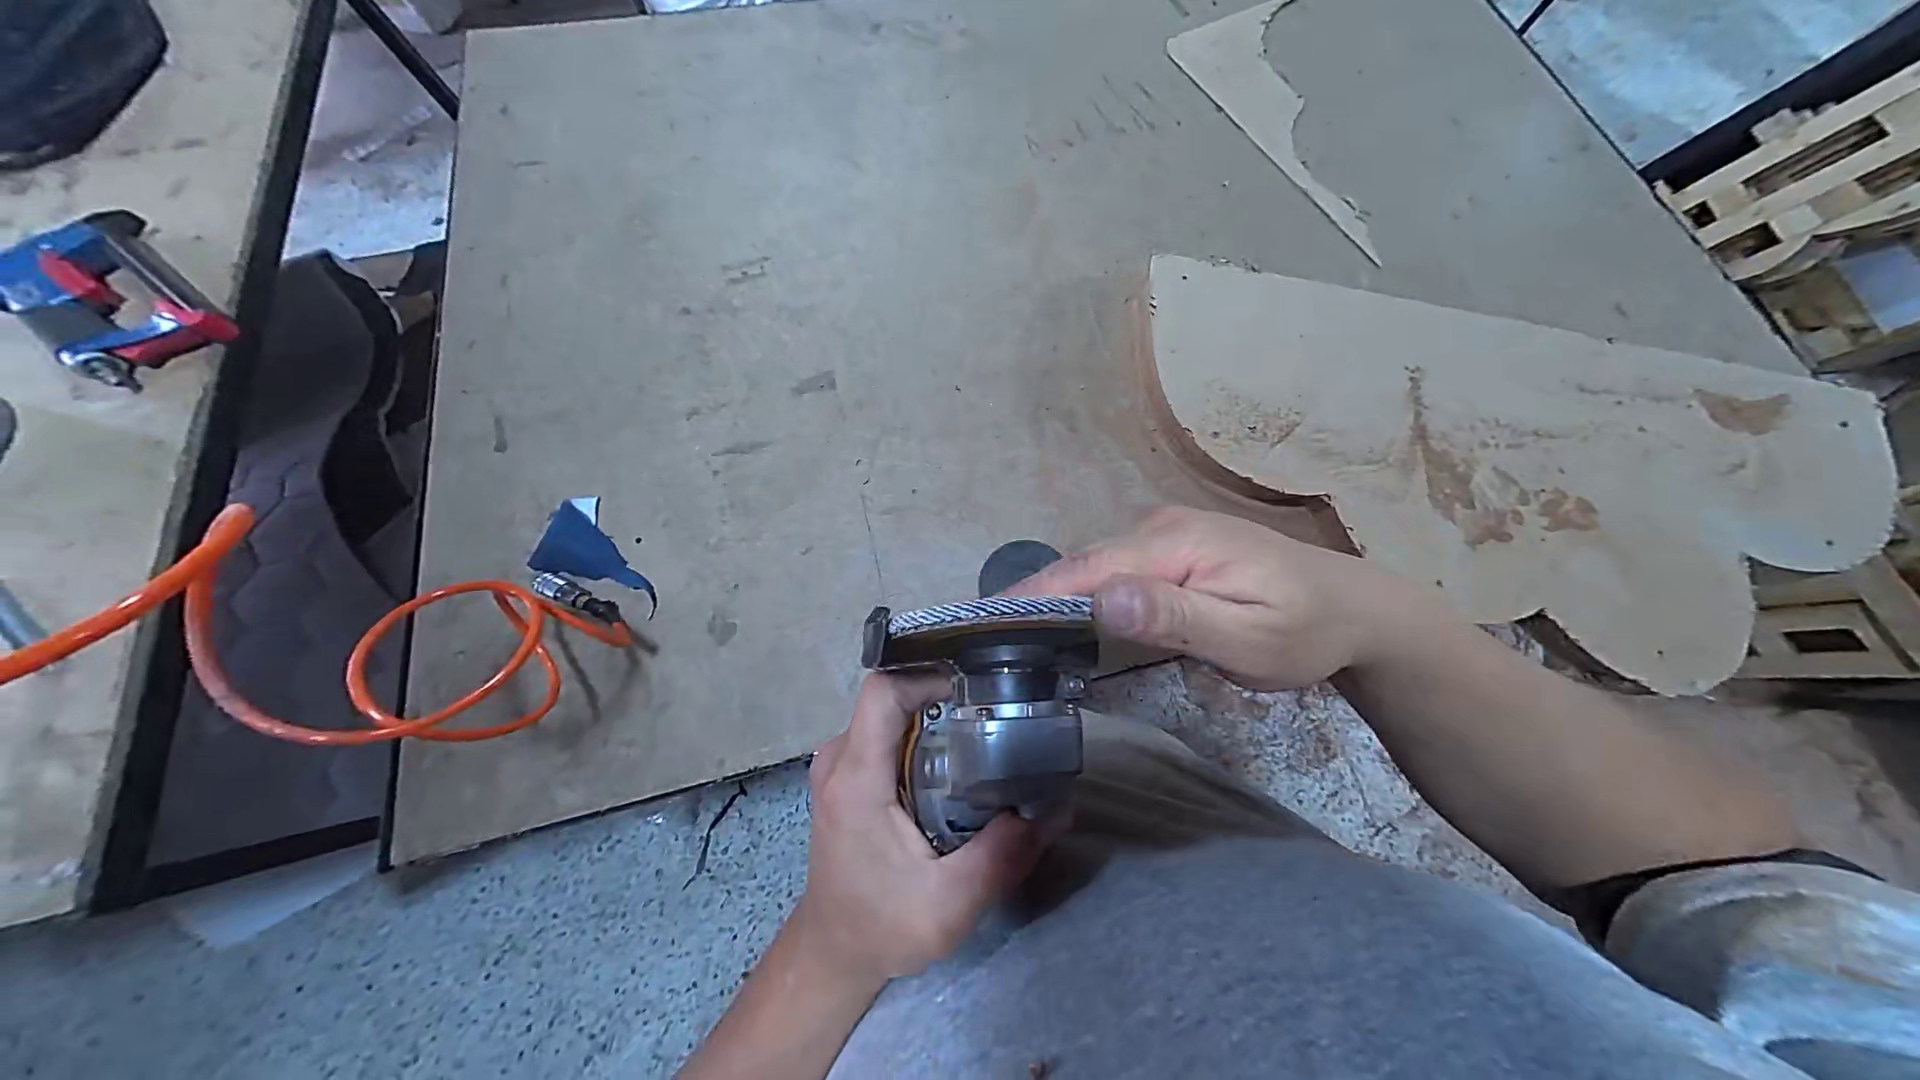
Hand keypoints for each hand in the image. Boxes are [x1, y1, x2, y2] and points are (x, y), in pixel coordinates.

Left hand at [793, 674, 1052, 985]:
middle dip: (941, 698)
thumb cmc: (882, 926)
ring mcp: (837, 764)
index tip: (975, 689)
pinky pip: (881, 731)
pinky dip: (916, 733)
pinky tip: (951, 759)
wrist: (832, 949)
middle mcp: (839, 759)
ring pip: (887, 713)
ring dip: (930, 715)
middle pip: (890, 698)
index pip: (883, 693)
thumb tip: (1055, 810)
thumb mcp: (949, 905)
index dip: (928, 677)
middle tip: (992, 715)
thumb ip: (1002, 857)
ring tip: (979, 734)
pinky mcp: (844, 774)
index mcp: (857, 779)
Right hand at [1007, 506, 1425, 689]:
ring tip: (1011, 622)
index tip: (986, 617)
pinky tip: (1064, 609)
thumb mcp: (1248, 637)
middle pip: (1083, 562)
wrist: (1354, 608)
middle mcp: (1160, 525)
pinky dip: (1081, 587)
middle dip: (1036, 592)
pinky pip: (1112, 565)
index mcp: (1175, 542)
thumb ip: (1176, 616)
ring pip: (1095, 563)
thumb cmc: (1303, 630)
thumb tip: (1104, 598)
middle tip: (986, 631)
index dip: (1037, 593)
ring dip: (1054, 590)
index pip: (1088, 569)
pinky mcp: (1171, 545)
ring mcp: (1165, 531)